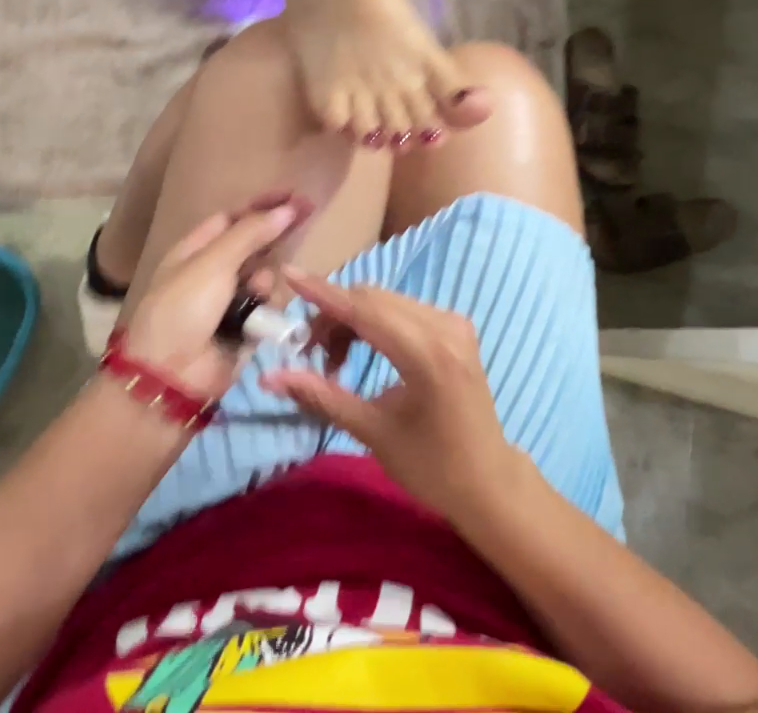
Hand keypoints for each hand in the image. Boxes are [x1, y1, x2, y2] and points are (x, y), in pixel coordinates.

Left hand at [120, 192, 311, 399]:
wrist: (172, 374)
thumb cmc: (184, 308)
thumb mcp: (213, 263)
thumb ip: (250, 234)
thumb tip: (287, 208)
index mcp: (195, 250)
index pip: (233, 218)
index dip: (262, 205)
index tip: (294, 195)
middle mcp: (213, 272)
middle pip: (253, 245)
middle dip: (275, 234)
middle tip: (308, 215)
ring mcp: (230, 301)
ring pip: (264, 277)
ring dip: (264, 280)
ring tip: (254, 292)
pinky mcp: (246, 328)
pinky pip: (267, 307)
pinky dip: (266, 308)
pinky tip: (258, 317)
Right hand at [264, 268, 521, 517]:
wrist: (489, 482)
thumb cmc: (432, 466)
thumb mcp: (372, 432)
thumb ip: (321, 396)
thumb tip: (268, 377)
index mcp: (427, 354)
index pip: (364, 309)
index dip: (323, 292)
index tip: (288, 274)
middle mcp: (444, 326)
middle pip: (372, 298)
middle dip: (332, 316)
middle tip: (307, 353)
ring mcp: (454, 324)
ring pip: (384, 300)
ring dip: (351, 320)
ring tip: (333, 362)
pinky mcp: (455, 328)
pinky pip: (401, 309)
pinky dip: (373, 322)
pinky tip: (360, 351)